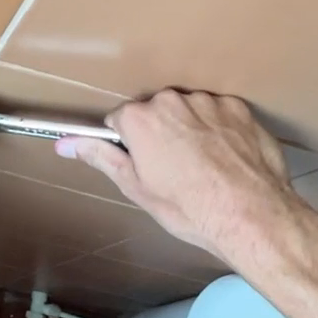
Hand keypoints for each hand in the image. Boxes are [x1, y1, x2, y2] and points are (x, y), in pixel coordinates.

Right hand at [56, 90, 305, 269]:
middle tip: (173, 168)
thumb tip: (64, 143)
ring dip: (190, 129)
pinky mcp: (238, 108)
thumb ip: (100, 156)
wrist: (252, 216)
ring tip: (203, 165)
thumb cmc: (191, 209)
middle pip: (155, 111)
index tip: (140, 161)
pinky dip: (219, 129)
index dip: (128, 143)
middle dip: (159, 133)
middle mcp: (171, 101)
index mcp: (139, 119)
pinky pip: (218, 112)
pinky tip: (225, 157)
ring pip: (187, 110)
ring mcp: (207, 102)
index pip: (120, 120)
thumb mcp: (136, 188)